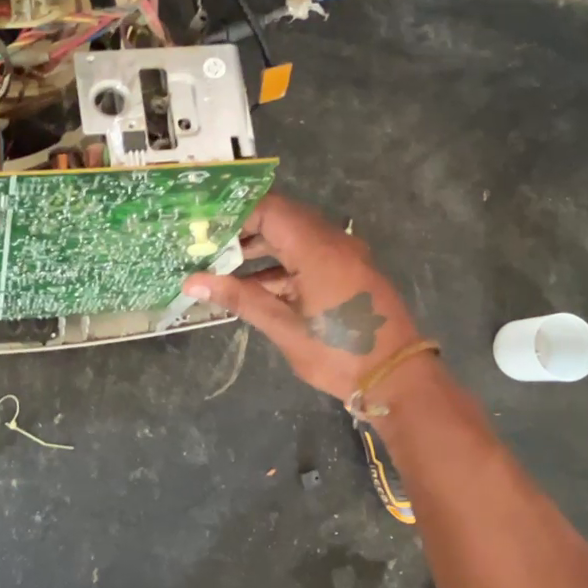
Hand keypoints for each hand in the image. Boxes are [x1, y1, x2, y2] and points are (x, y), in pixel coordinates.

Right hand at [185, 193, 420, 399]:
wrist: (396, 377)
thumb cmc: (337, 352)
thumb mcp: (282, 326)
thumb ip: (238, 297)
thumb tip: (191, 282)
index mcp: (317, 249)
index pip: (269, 210)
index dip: (234, 214)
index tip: (202, 228)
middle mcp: (333, 242)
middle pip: (281, 219)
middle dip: (242, 231)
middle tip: (205, 245)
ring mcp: (344, 257)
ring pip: (294, 238)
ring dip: (259, 249)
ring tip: (220, 266)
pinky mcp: (347, 273)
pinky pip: (307, 256)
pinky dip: (279, 265)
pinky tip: (251, 286)